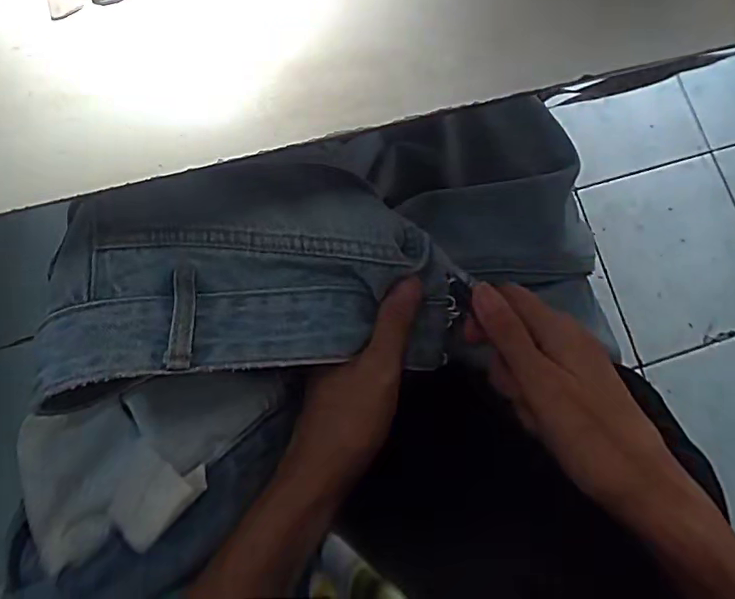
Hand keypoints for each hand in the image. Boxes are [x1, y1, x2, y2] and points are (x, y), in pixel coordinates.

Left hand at [279, 276, 422, 493]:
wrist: (320, 481)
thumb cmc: (349, 420)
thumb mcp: (380, 368)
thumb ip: (394, 325)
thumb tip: (409, 277)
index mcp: (331, 330)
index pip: (354, 287)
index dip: (378, 270)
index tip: (404, 253)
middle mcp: (326, 340)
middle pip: (356, 305)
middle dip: (381, 288)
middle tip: (413, 268)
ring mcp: (329, 361)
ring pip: (359, 325)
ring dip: (380, 312)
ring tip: (409, 293)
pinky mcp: (336, 380)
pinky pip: (360, 343)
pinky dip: (376, 334)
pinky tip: (393, 332)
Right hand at [465, 282, 697, 514]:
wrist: (643, 483)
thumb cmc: (587, 434)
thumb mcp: (538, 382)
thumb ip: (508, 334)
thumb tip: (481, 288)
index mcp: (558, 327)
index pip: (509, 295)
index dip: (483, 312)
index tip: (470, 345)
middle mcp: (569, 335)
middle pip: (516, 329)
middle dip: (504, 362)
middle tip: (518, 396)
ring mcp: (578, 360)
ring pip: (527, 360)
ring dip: (520, 388)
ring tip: (537, 418)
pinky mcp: (583, 386)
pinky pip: (545, 381)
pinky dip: (537, 402)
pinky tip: (547, 427)